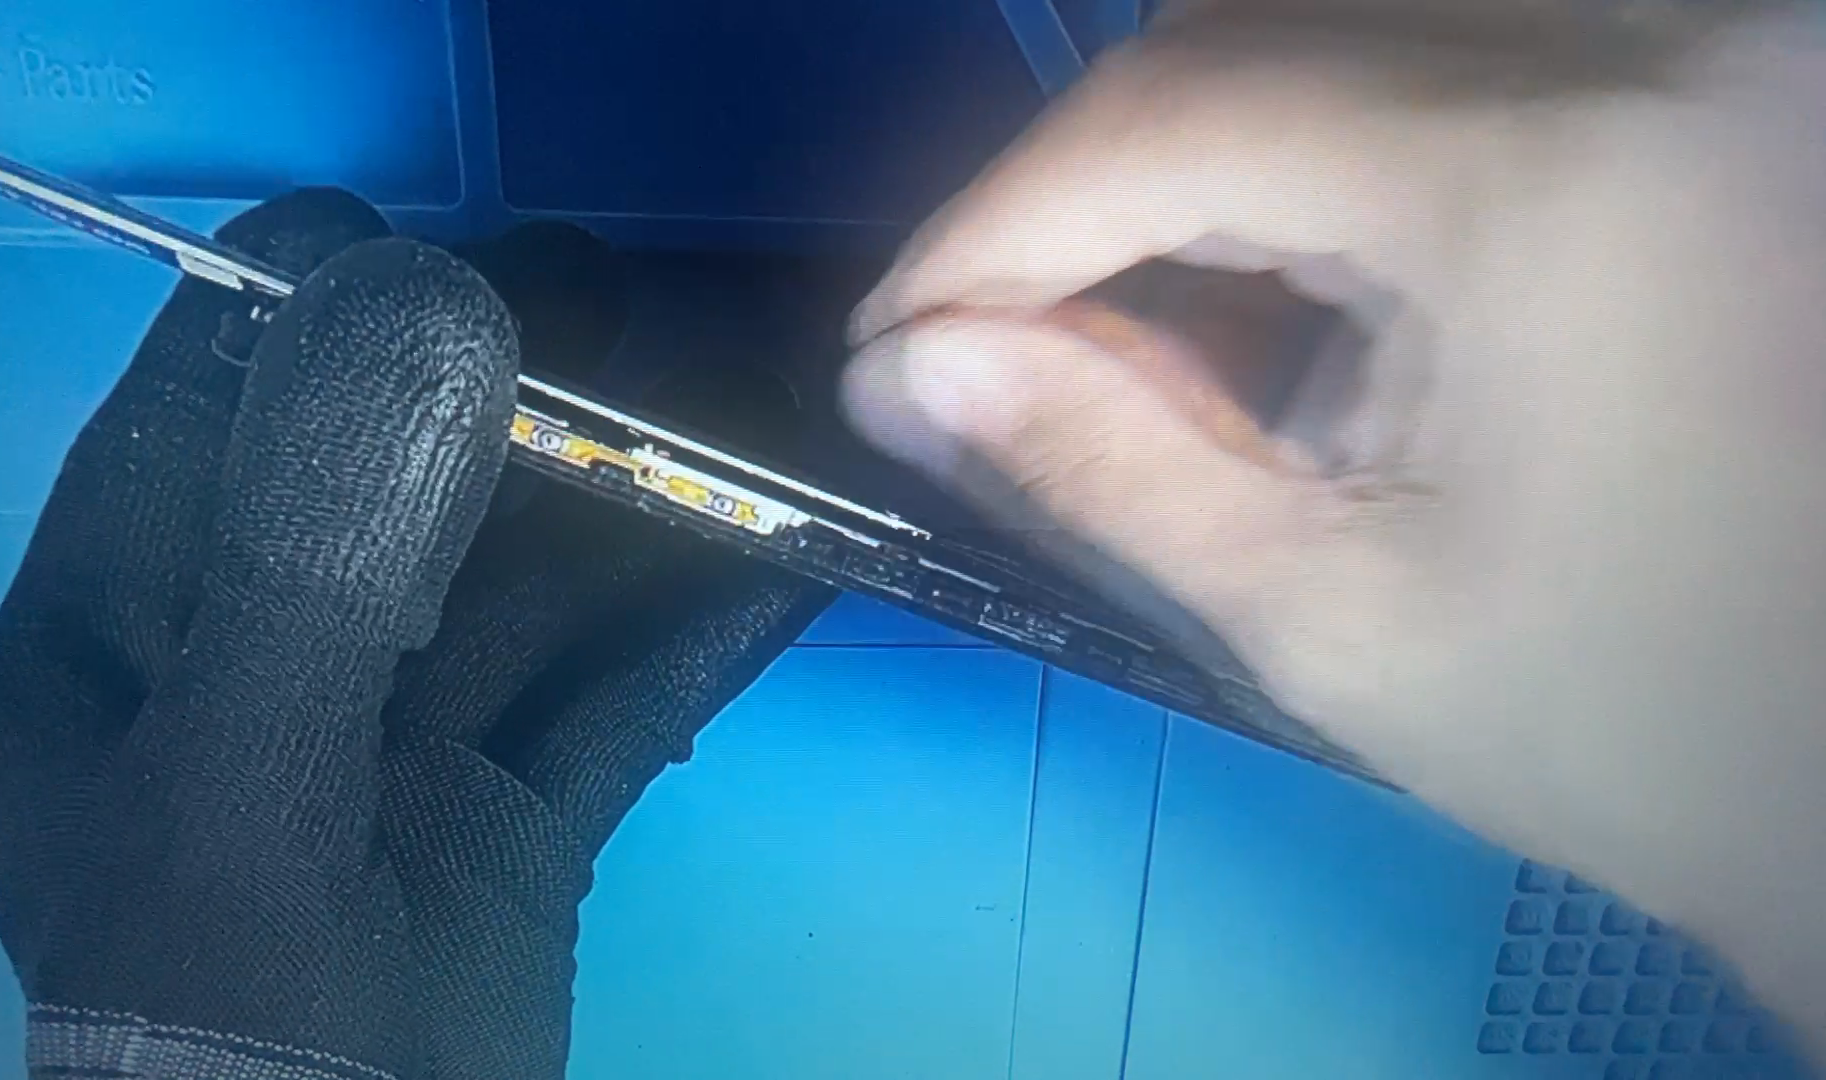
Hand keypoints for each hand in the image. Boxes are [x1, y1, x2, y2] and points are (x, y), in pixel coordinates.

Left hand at [0, 194, 830, 1079]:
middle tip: (616, 293)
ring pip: (557, 588)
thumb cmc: (238, 1033)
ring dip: (657, 512)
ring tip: (750, 422)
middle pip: (425, 492)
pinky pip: (633, 688)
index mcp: (139, 648)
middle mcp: (292, 666)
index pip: (210, 418)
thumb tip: (428, 312)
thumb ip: (323, 562)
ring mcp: (426, 733)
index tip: (419, 228)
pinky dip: (714, 632)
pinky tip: (788, 570)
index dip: (303, 308)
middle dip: (525, 395)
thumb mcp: (247, 797)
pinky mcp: (533, 795)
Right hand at [841, 5, 1825, 1051]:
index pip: (1163, 121)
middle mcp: (1639, 40)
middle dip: (1045, 208)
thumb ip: (1092, 468)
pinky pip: (1371, 88)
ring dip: (1131, 197)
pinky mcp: (1661, 92)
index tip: (887, 337)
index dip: (982, 229)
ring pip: (1283, 50)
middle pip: (1214, 49)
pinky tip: (1214, 311)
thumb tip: (902, 374)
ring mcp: (1670, 47)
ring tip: (1072, 344)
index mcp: (1561, 181)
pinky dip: (1237, 188)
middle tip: (966, 342)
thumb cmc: (1620, 727)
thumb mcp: (1312, 617)